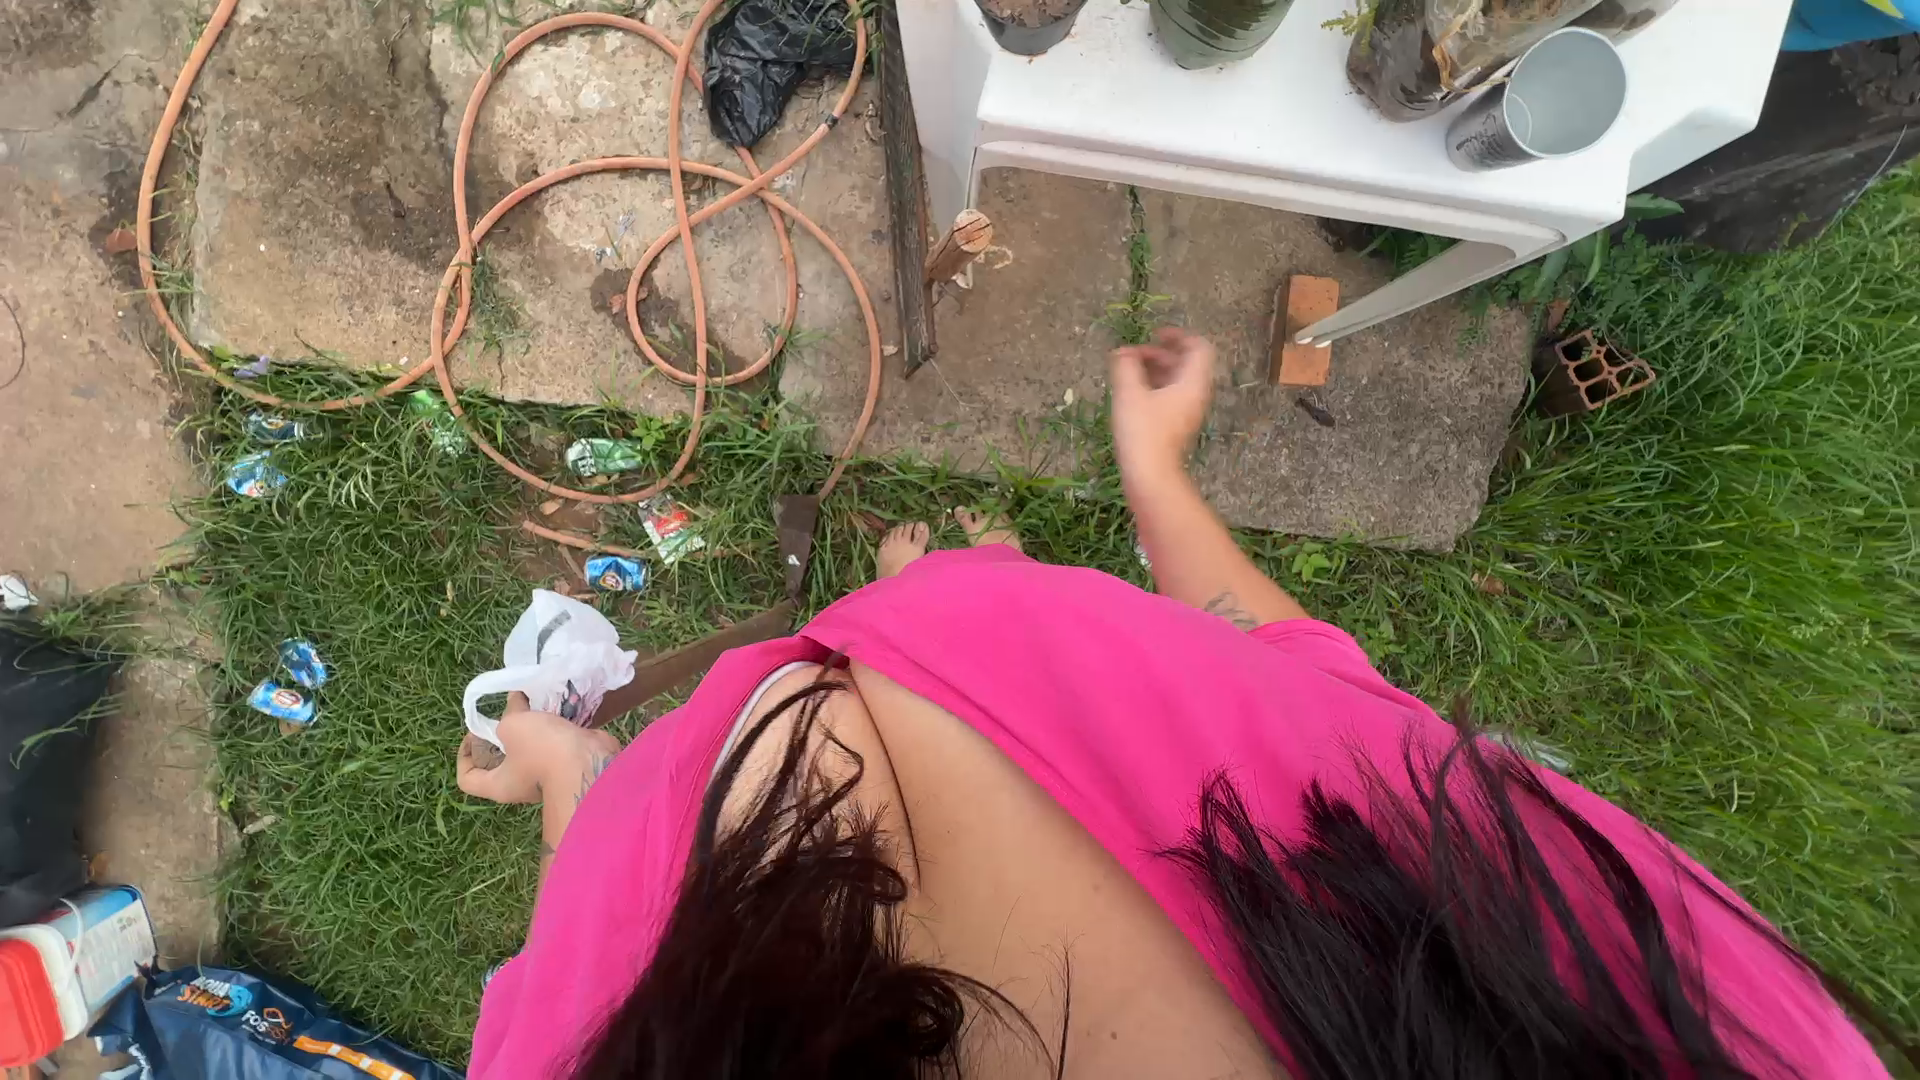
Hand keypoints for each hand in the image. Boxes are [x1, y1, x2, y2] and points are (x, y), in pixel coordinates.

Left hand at [457, 692, 620, 805]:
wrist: (588, 760)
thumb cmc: (541, 750)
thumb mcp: (513, 726)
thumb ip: (510, 711)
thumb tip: (515, 699)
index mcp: (499, 785)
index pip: (468, 778)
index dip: (465, 755)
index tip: (477, 732)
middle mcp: (521, 784)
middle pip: (502, 760)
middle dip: (505, 736)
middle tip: (511, 714)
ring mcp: (547, 774)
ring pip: (533, 749)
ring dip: (534, 728)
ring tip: (536, 705)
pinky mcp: (569, 761)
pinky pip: (556, 743)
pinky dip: (556, 727)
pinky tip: (559, 709)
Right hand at [1109, 328, 1215, 480]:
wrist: (1150, 475)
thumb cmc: (1143, 432)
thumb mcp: (1130, 394)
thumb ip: (1125, 366)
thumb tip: (1122, 352)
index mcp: (1192, 383)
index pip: (1198, 348)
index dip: (1178, 336)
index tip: (1156, 334)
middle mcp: (1195, 395)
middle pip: (1185, 364)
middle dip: (1159, 354)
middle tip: (1133, 355)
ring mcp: (1186, 412)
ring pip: (1175, 381)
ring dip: (1154, 371)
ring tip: (1128, 372)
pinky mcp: (1175, 426)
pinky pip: (1168, 397)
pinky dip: (1153, 388)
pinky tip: (1131, 394)